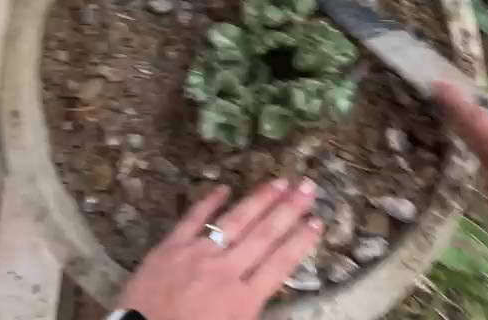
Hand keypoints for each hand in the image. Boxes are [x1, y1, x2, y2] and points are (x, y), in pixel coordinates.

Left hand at [113, 178, 323, 319]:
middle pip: (264, 235)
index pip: (280, 265)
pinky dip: (209, 202)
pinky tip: (223, 187)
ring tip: (279, 181)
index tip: (317, 220)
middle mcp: (225, 272)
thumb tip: (276, 302)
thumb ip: (255, 314)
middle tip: (308, 185)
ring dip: (259, 200)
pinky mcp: (170, 247)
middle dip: (289, 209)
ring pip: (235, 221)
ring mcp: (197, 254)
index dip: (300, 241)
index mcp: (242, 302)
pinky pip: (193, 219)